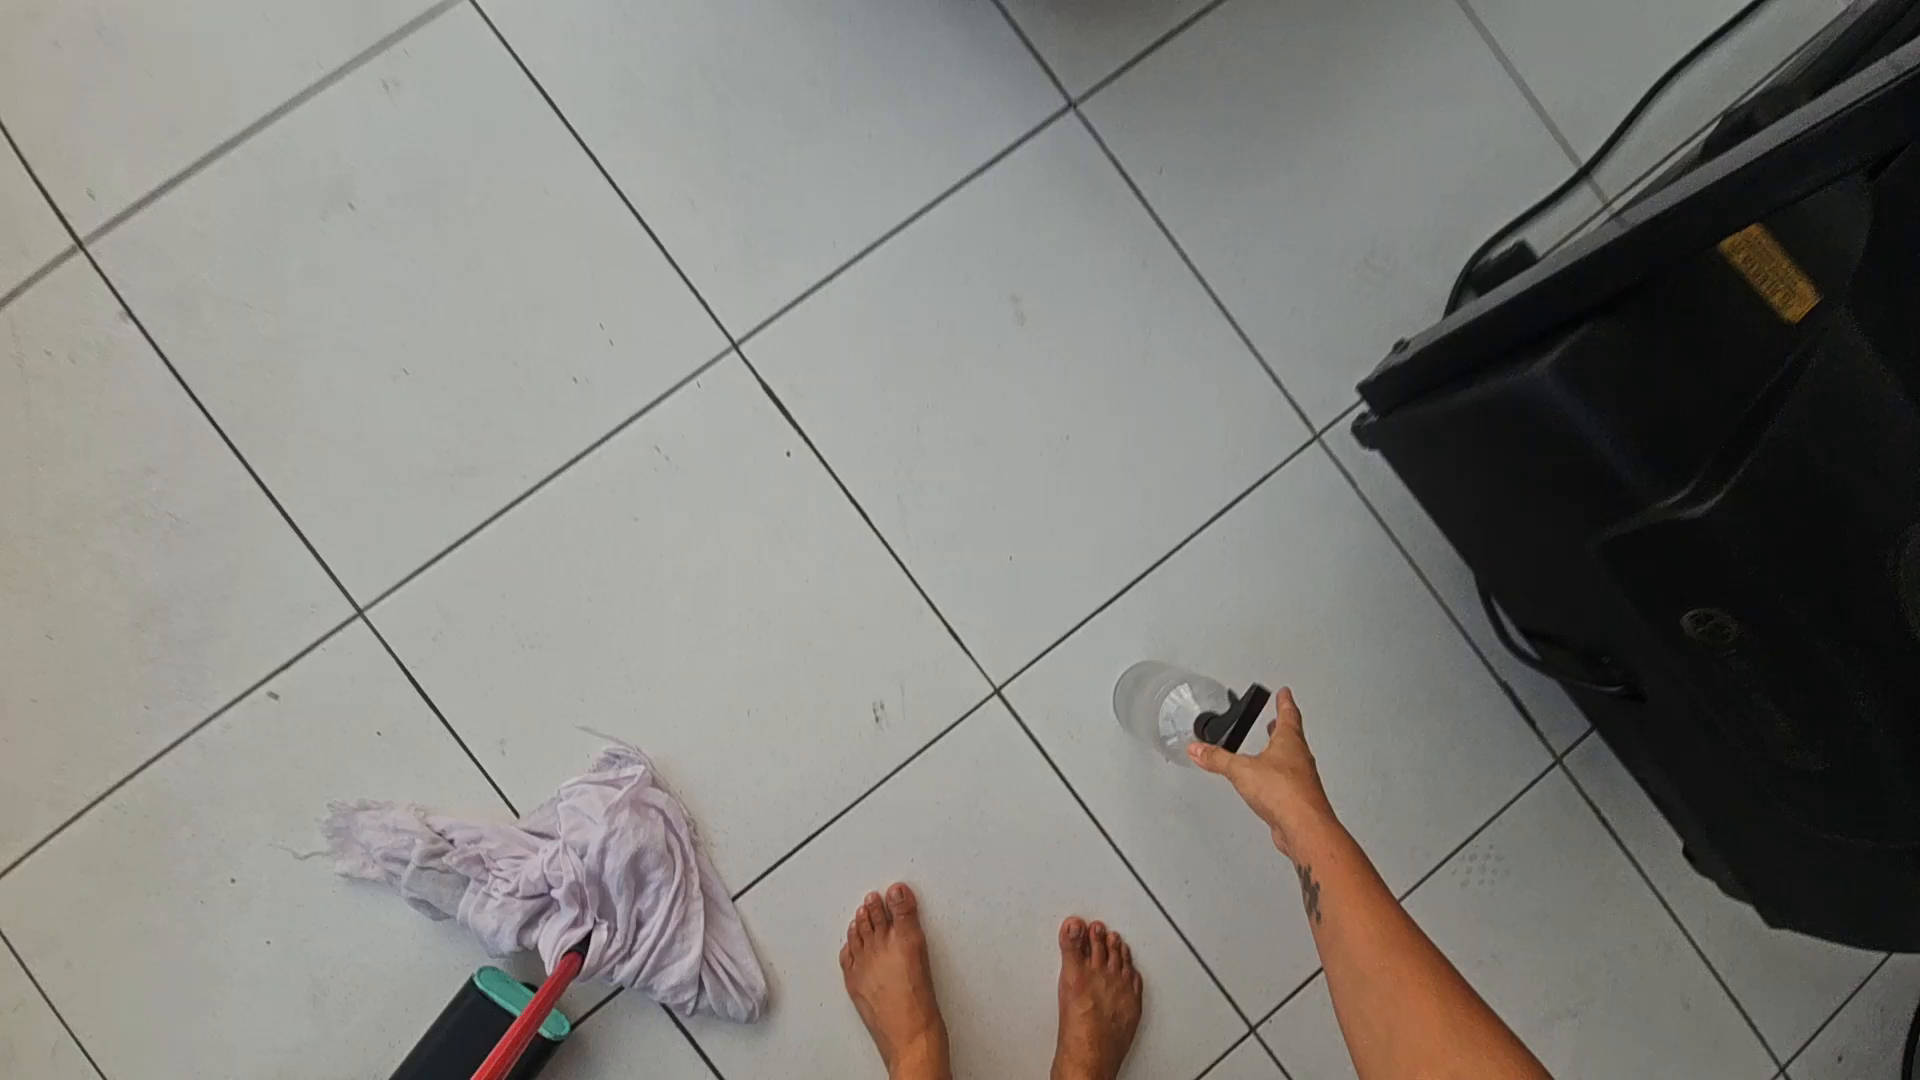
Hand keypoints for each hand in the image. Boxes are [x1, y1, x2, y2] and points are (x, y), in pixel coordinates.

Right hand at [1188, 687, 1337, 860]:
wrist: (1305, 829)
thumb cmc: (1286, 794)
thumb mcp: (1241, 770)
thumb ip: (1217, 759)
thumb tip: (1198, 749)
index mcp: (1289, 742)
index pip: (1288, 714)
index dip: (1285, 702)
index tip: (1285, 693)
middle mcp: (1299, 758)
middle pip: (1292, 736)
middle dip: (1283, 726)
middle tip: (1279, 718)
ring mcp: (1301, 780)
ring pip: (1292, 759)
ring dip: (1281, 751)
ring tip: (1270, 749)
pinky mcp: (1298, 799)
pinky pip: (1287, 781)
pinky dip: (1277, 776)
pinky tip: (1267, 783)